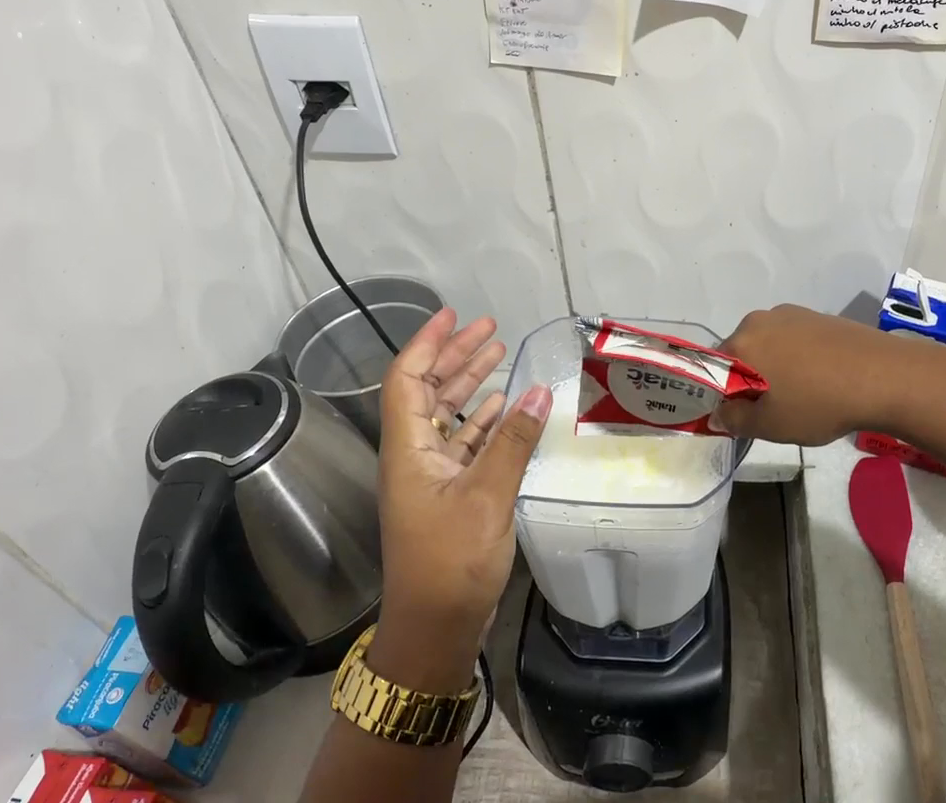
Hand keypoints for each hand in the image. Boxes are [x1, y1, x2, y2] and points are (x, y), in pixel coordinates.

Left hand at [370, 307, 551, 690]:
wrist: (435, 629)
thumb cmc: (451, 562)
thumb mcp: (486, 497)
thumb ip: (512, 441)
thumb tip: (538, 391)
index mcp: (407, 450)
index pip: (409, 380)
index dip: (429, 344)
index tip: (454, 315)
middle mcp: (414, 456)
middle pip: (429, 392)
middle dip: (455, 357)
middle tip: (490, 329)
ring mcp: (431, 478)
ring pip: (448, 417)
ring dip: (471, 385)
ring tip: (500, 355)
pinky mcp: (450, 497)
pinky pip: (465, 445)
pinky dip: (485, 422)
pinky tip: (506, 408)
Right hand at [713, 305, 919, 445]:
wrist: (885, 377)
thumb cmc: (817, 403)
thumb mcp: (769, 425)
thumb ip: (734, 420)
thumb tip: (719, 414)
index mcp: (742, 341)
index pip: (714, 368)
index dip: (725, 395)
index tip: (746, 416)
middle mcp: (762, 319)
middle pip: (743, 354)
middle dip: (751, 380)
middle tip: (775, 410)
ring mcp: (795, 314)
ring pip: (771, 347)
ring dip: (778, 370)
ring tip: (805, 397)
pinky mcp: (822, 317)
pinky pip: (797, 341)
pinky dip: (801, 361)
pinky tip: (824, 381)